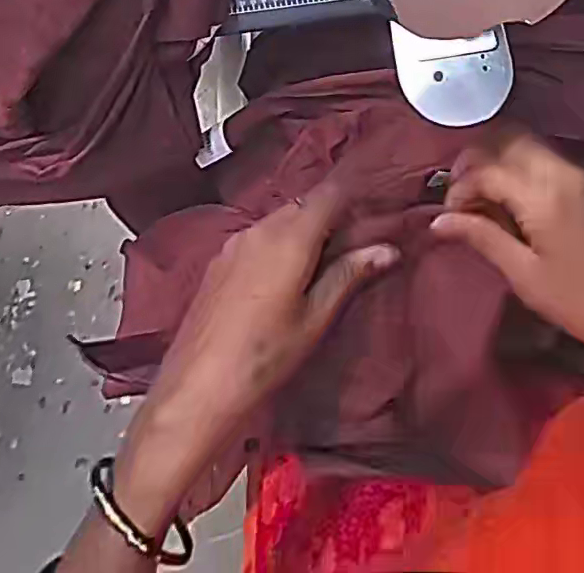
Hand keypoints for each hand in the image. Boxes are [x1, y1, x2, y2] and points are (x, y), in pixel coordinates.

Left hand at [111, 178, 397, 537]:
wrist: (195, 390)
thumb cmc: (264, 356)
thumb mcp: (316, 318)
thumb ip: (349, 274)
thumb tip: (388, 248)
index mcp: (289, 236)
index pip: (329, 194)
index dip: (353, 197)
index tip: (372, 213)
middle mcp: (260, 228)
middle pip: (304, 204)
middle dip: (330, 217)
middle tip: (352, 247)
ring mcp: (234, 243)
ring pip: (279, 220)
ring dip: (303, 231)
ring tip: (319, 265)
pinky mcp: (218, 261)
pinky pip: (258, 237)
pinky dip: (278, 244)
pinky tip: (281, 278)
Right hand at [432, 132, 583, 411]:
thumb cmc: (578, 302)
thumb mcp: (523, 274)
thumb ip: (481, 237)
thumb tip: (438, 222)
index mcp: (543, 194)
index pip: (486, 171)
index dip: (459, 189)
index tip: (448, 216)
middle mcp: (560, 172)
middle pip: (506, 140)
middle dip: (475, 160)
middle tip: (459, 195)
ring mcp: (576, 175)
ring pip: (524, 145)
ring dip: (496, 160)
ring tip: (479, 197)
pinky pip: (541, 158)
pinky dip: (516, 167)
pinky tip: (507, 199)